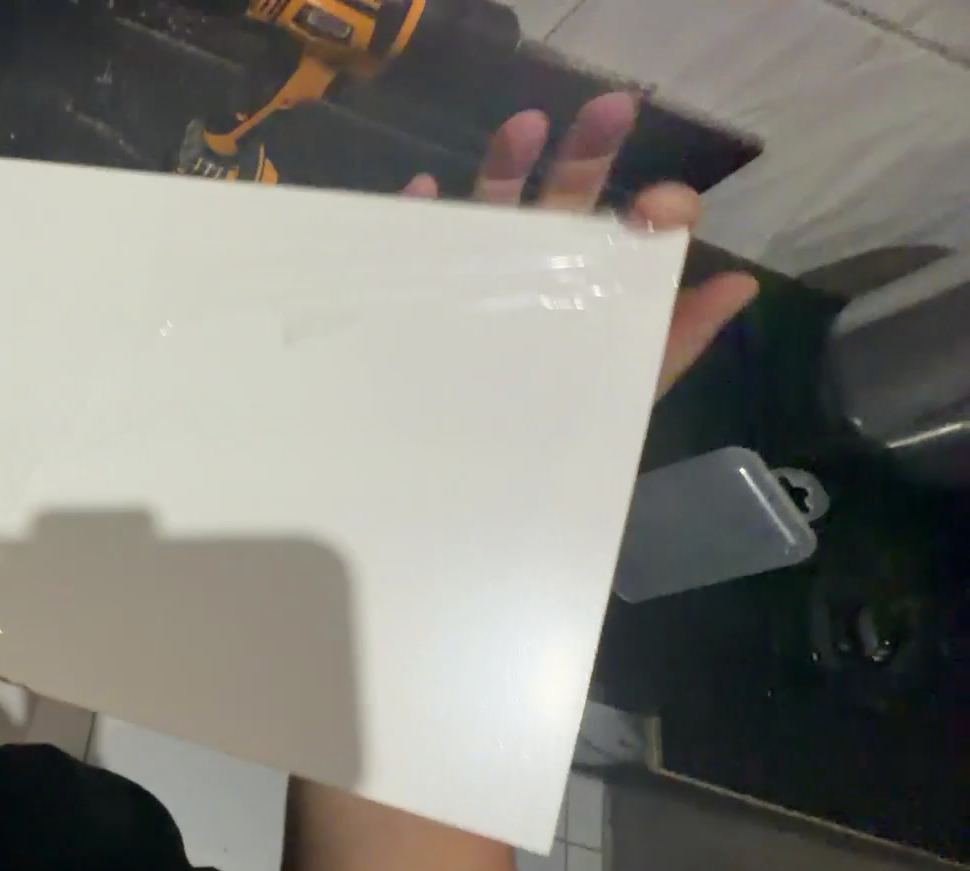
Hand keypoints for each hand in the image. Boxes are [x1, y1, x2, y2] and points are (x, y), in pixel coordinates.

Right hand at [403, 91, 758, 396]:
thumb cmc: (547, 429)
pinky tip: (420, 191)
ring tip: (522, 128)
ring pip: (492, 207)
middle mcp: (538, 267)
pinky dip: (417, 213)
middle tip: (611, 110)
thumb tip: (741, 284)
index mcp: (594, 284)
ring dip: (506, 163)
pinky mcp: (422, 290)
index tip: (660, 210)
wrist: (467, 471)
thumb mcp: (621, 389)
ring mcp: (475, 274)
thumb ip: (675, 341)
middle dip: (589, 151)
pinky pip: (417, 244)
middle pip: (566, 198)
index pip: (633, 233)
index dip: (657, 211)